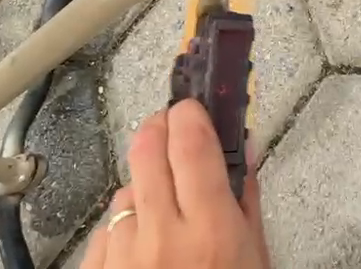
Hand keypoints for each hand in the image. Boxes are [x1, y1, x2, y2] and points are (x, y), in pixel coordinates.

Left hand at [81, 100, 269, 268]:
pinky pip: (105, 231)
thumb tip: (243, 141)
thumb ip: (246, 196)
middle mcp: (161, 237)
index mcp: (210, 229)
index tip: (192, 107)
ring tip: (162, 210)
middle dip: (158, 128)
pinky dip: (123, 229)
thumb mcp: (255, 256)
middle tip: (171, 129)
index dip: (189, 113)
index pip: (191, 144)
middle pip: (146, 150)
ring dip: (143, 187)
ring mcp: (120, 261)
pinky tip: (141, 250)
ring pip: (124, 190)